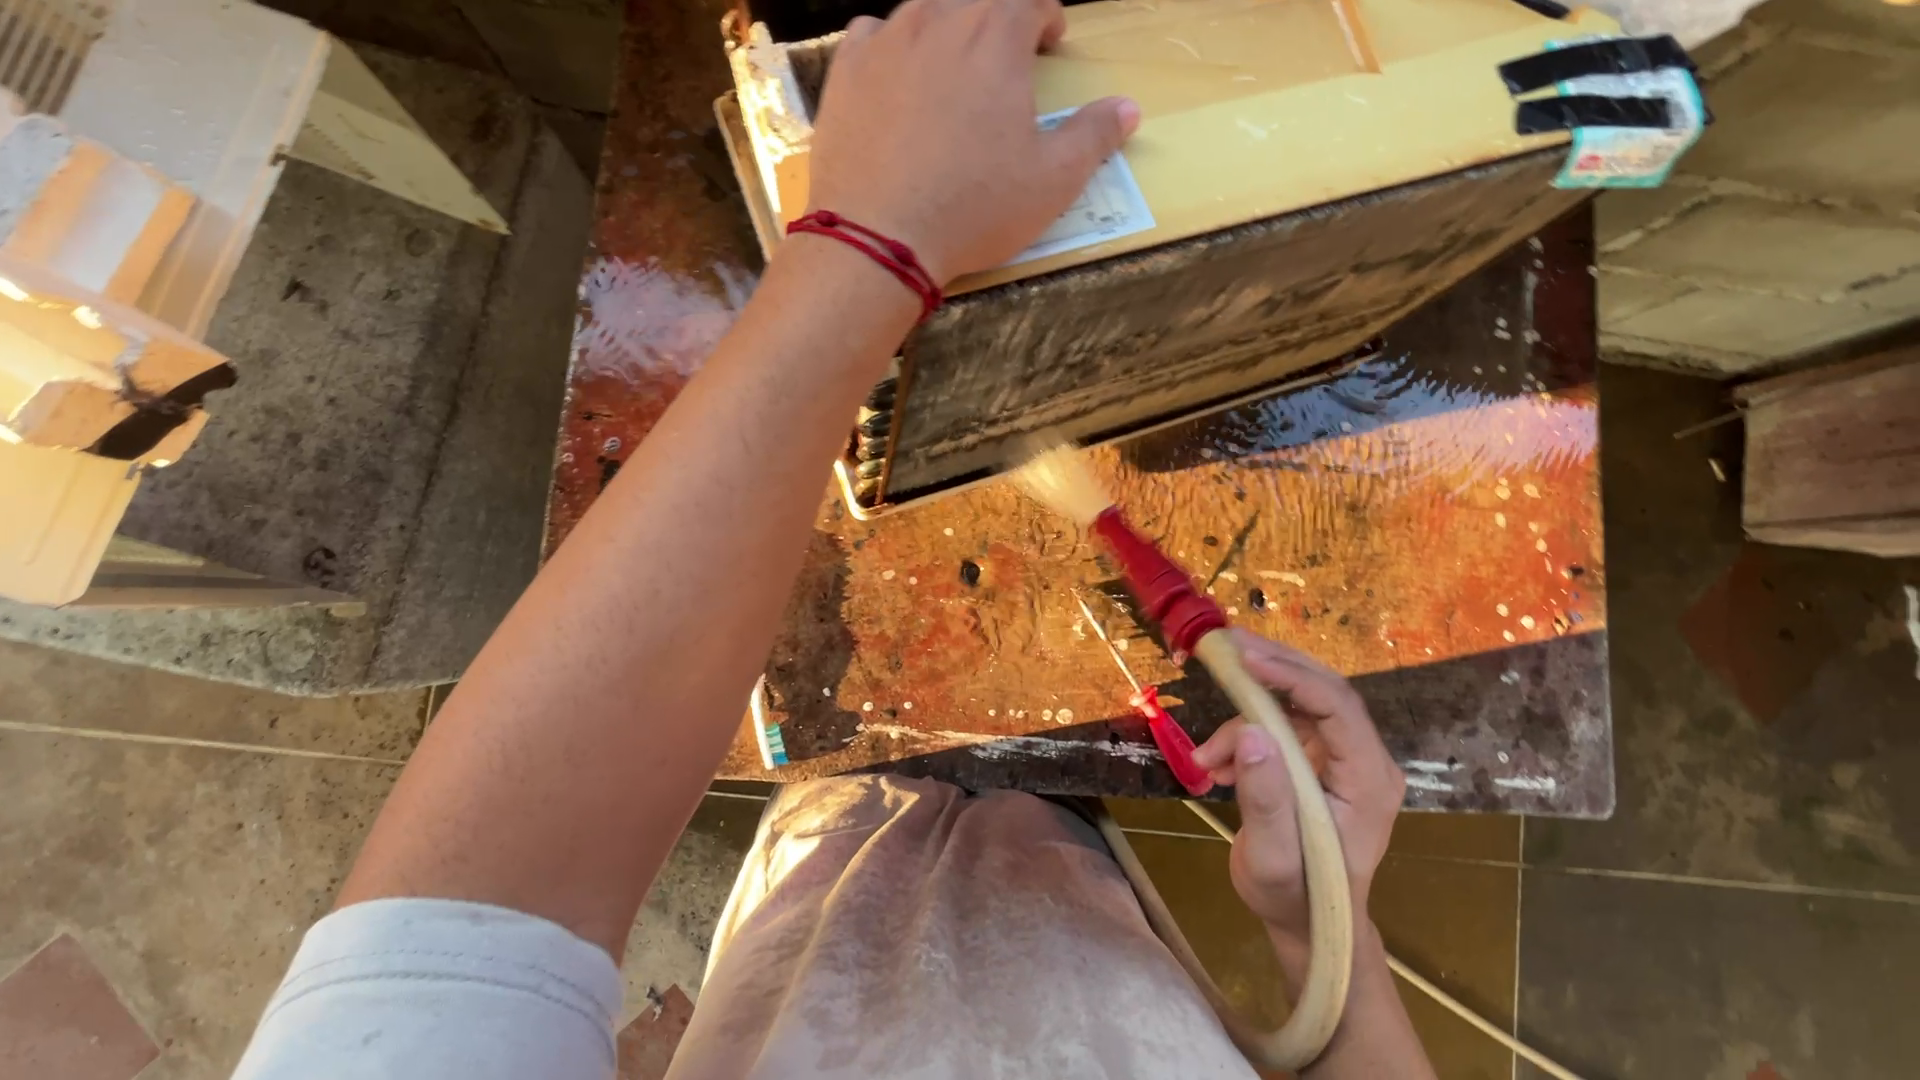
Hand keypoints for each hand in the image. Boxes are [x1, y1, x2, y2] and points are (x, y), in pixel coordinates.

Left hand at [804, 0, 1140, 283]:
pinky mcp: (846, 71)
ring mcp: (887, 41)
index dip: (1045, 15)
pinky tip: (898, 74)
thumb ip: (1093, 137)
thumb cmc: (974, 209)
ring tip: (954, 63)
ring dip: (947, 26)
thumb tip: (1128, 108)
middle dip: (998, 15)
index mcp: (996, 36)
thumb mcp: (1052, 182)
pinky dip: (891, 44)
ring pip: (924, 8)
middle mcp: (940, 20)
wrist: (879, 236)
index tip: (1050, 40)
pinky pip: (871, 33)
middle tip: (1005, 51)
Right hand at [1190, 630, 1405, 940]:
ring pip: (1294, 707)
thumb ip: (1266, 798)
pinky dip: (1244, 739)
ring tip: (1206, 759)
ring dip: (1244, 720)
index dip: (1289, 675)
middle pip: (1321, 690)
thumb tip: (1251, 732)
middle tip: (1222, 646)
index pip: (1336, 706)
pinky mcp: (1320, 762)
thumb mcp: (1274, 856)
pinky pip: (1280, 728)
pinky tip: (1217, 768)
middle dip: (1269, 666)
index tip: (1241, 658)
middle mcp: (1364, 760)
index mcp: (1368, 779)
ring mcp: (1343, 759)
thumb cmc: (1295, 896)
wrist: (1309, 923)